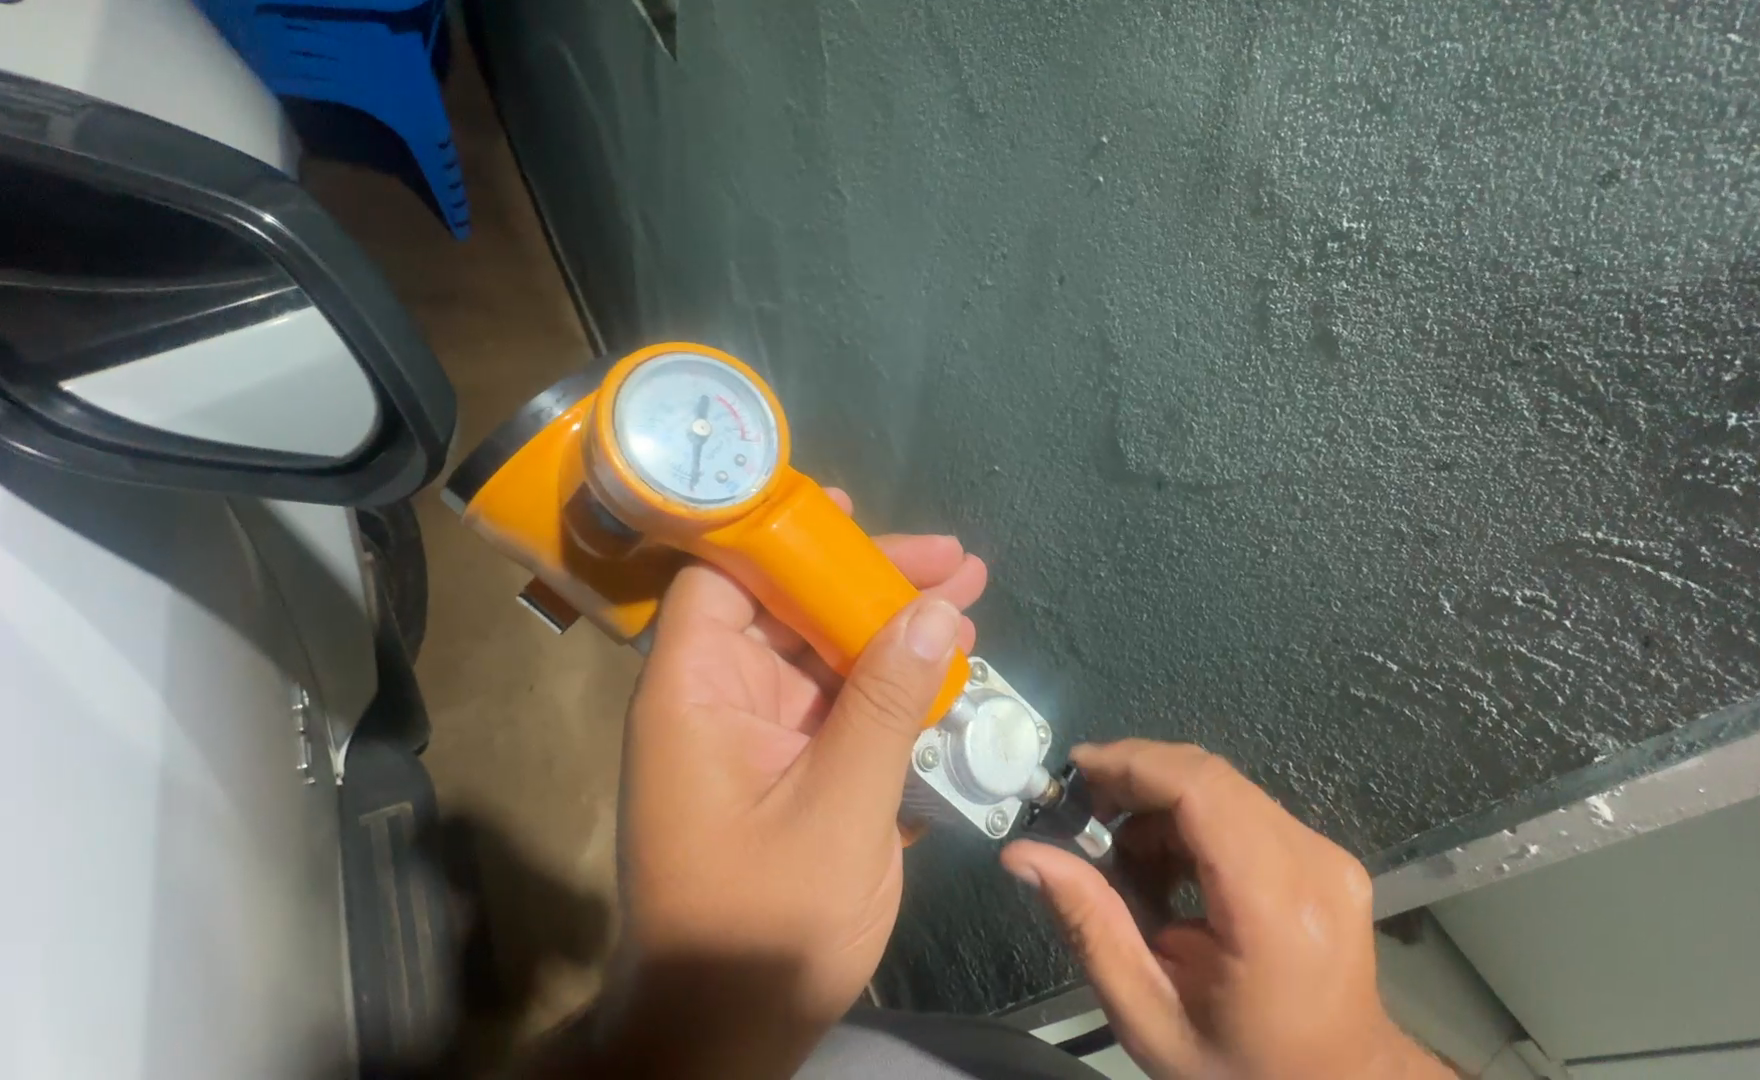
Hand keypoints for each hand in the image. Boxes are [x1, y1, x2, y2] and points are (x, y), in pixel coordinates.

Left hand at [603, 491, 986, 1078]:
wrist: (729, 1038)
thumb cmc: (763, 928)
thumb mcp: (837, 810)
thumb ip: (887, 706)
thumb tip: (936, 612)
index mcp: (696, 696)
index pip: (723, 581)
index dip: (779, 537)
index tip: (849, 514)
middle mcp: (723, 702)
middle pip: (793, 612)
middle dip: (872, 583)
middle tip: (953, 562)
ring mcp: (762, 738)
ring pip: (829, 657)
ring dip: (896, 631)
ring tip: (970, 597)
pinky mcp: (796, 770)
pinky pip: (846, 707)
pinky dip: (896, 688)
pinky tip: (952, 671)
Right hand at [1001, 740, 1448, 1079]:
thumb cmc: (1239, 1068)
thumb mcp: (1148, 1016)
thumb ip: (1088, 925)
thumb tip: (1023, 854)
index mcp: (1274, 909)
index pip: (1200, 791)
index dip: (1133, 764)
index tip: (1075, 770)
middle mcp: (1313, 863)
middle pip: (1209, 777)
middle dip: (1135, 778)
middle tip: (1085, 810)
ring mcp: (1326, 854)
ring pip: (1223, 786)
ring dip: (1160, 803)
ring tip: (1123, 857)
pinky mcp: (1324, 854)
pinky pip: (1243, 806)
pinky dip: (1190, 819)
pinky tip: (1166, 865)